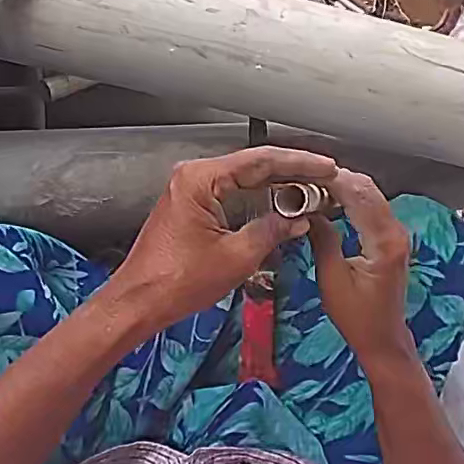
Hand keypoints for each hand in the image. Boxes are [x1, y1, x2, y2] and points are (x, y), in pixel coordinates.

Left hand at [104, 147, 337, 330]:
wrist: (138, 302)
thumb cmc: (175, 282)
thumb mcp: (236, 257)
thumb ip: (272, 230)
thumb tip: (297, 219)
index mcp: (200, 179)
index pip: (260, 160)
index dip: (299, 163)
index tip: (324, 166)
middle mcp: (193, 177)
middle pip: (253, 165)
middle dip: (292, 172)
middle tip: (325, 177)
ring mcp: (190, 190)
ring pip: (244, 179)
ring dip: (277, 185)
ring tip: (311, 189)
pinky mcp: (192, 206)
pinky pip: (232, 193)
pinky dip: (259, 198)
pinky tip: (281, 204)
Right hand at [308, 169, 415, 362]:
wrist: (383, 339)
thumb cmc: (357, 318)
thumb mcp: (332, 280)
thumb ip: (323, 239)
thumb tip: (308, 211)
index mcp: (383, 242)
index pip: (358, 196)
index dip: (331, 181)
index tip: (304, 175)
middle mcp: (396, 232)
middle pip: (367, 189)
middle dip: (336, 179)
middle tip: (305, 178)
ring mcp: (397, 234)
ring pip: (371, 194)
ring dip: (343, 186)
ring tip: (313, 186)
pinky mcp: (392, 238)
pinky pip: (372, 206)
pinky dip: (351, 198)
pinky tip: (330, 199)